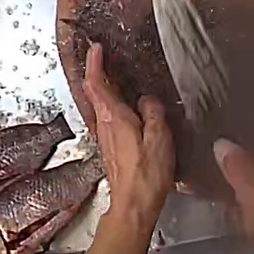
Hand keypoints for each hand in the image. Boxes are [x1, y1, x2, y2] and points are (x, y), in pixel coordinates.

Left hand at [84, 43, 173, 228]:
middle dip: (97, 72)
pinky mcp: (112, 149)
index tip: (95, 48)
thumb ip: (153, 113)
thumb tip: (148, 101)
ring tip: (116, 77)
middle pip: (95, 93)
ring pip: (101, 106)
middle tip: (103, 56)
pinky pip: (109, 120)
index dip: (94, 63)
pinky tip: (127, 108)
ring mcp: (106, 139)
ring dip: (105, 89)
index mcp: (114, 118)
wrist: (134, 205)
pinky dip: (114, 106)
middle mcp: (104, 126)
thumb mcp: (159, 137)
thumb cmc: (146, 175)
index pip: (96, 84)